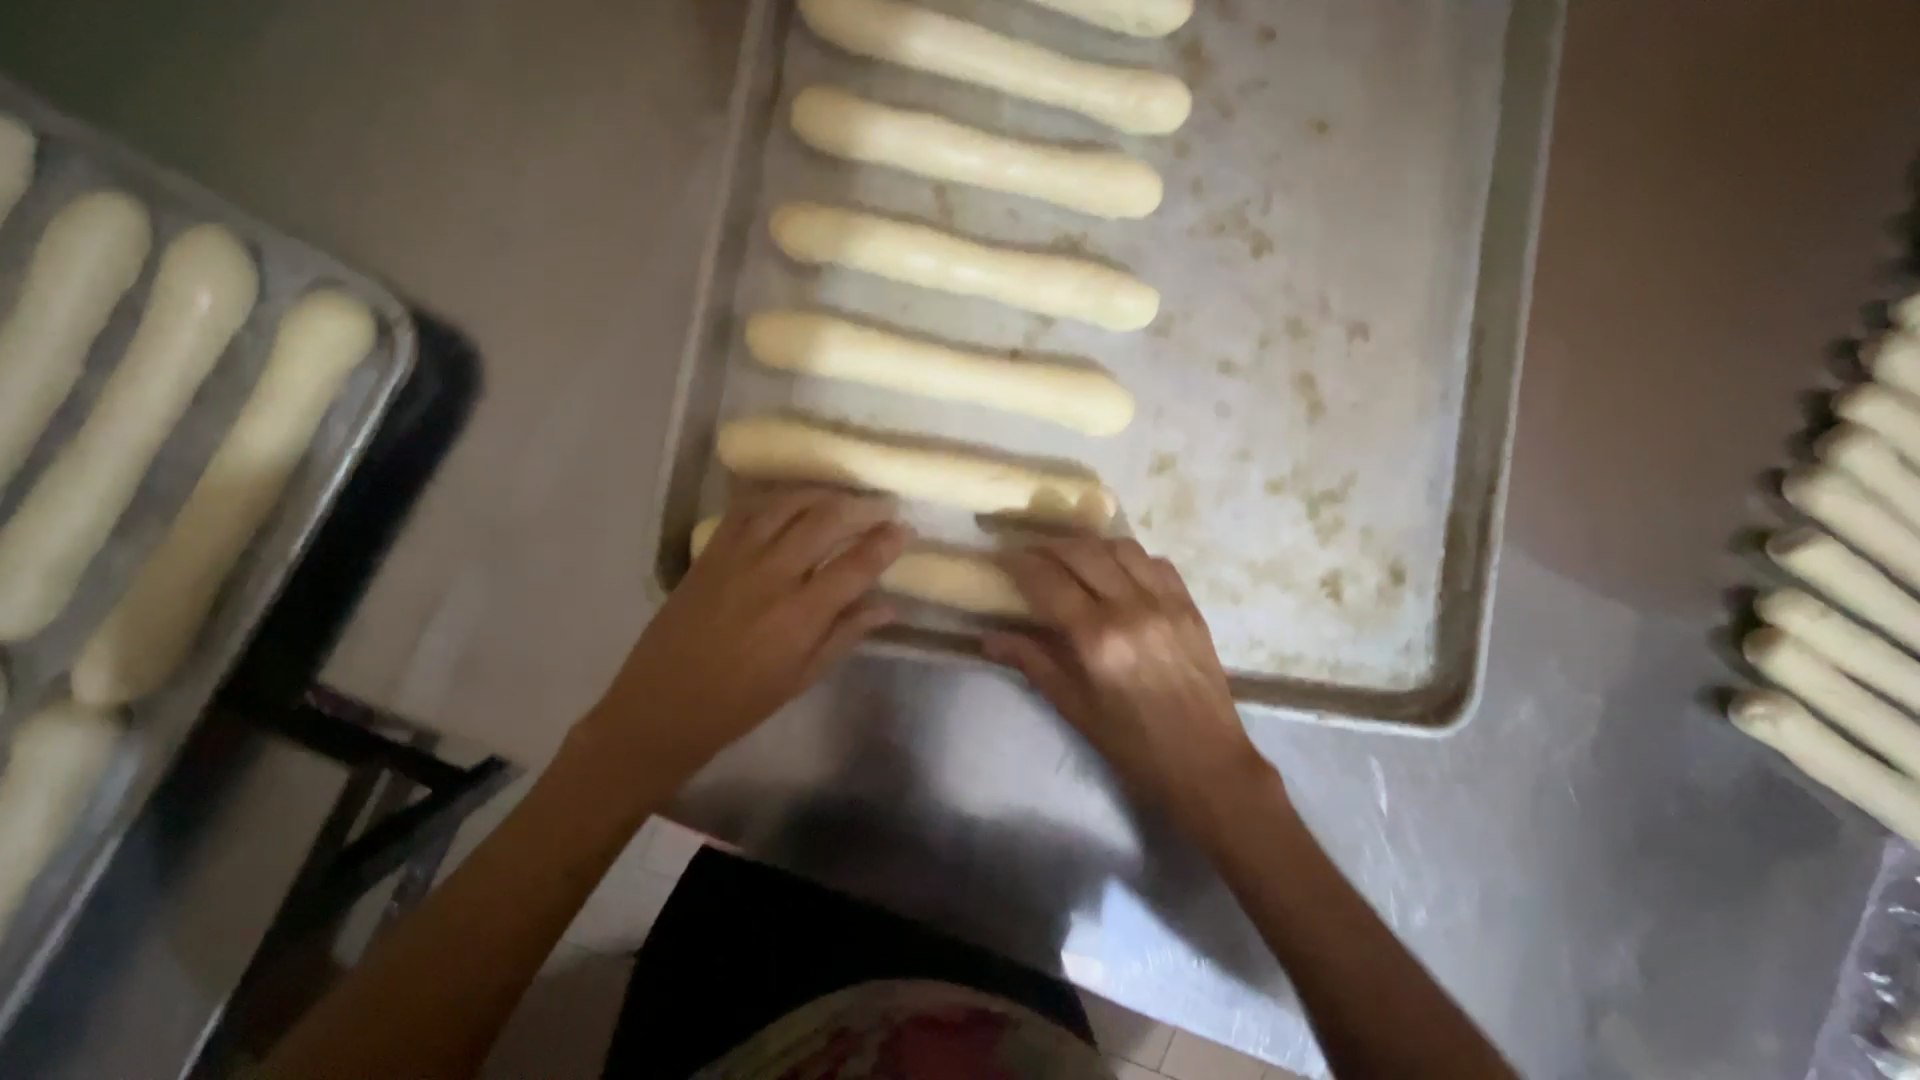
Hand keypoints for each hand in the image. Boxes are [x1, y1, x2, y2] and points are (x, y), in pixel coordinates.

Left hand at [581, 489, 907, 779]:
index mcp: (799, 615)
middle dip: (861, 507)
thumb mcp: (803, 676)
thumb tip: (889, 606)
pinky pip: (747, 510)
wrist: (662, 704)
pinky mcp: (710, 552)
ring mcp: (736, 558)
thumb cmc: (741, 702)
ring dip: (822, 494)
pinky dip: (777, 498)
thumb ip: (846, 633)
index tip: (905, 528)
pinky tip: (794, 500)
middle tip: (883, 505)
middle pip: (824, 521)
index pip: (855, 565)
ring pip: (787, 505)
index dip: (885, 542)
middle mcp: (771, 576)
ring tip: (844, 496)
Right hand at [984, 538, 1274, 828]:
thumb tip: (987, 637)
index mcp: (1097, 639)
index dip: (1019, 563)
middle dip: (1048, 547)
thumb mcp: (1074, 708)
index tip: (1001, 557)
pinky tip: (1116, 573)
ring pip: (1120, 547)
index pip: (1048, 581)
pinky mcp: (1190, 606)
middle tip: (1028, 554)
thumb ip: (1032, 662)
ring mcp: (1166, 603)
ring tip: (1070, 558)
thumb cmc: (1132, 745)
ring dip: (1089, 546)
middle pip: (1082, 552)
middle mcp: (1132, 609)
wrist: (1206, 763)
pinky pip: (1156, 562)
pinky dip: (1129, 559)